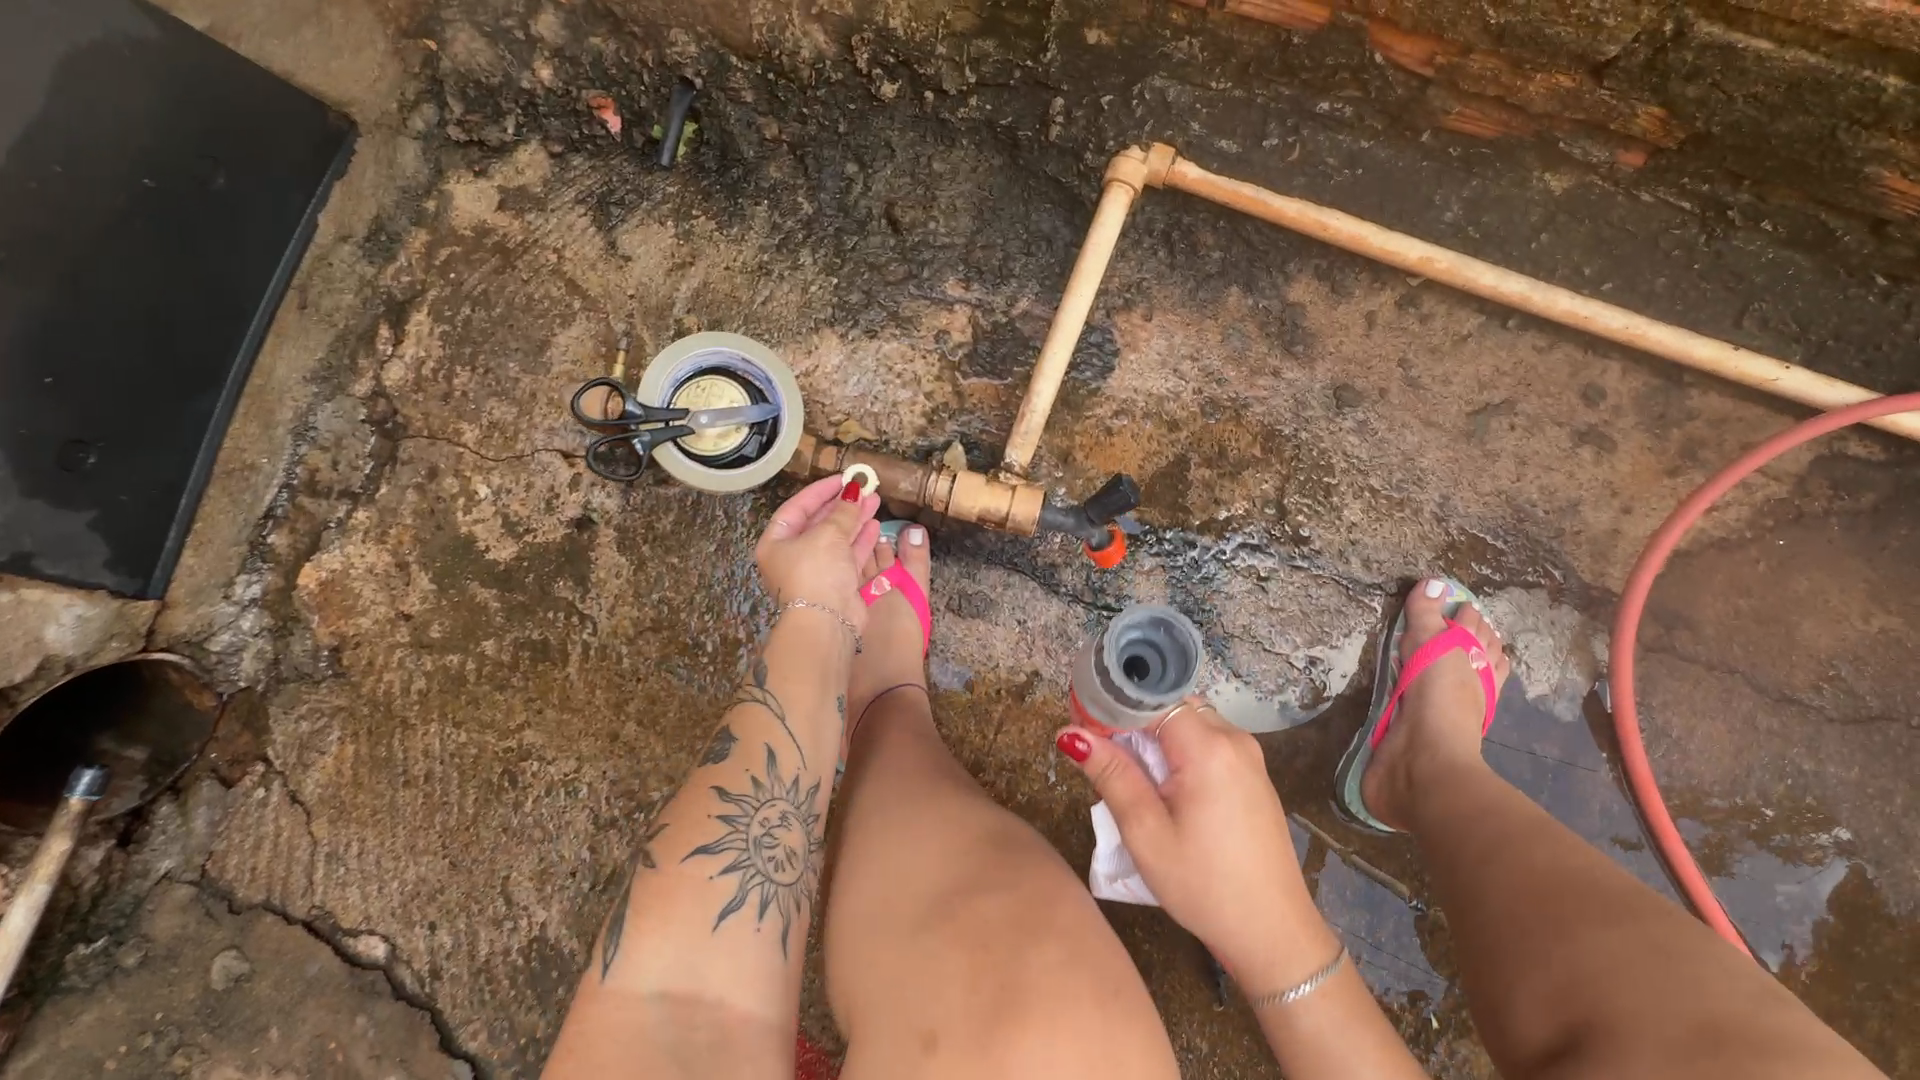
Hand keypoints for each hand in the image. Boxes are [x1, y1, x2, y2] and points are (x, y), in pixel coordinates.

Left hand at [756, 475, 882, 630]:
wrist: (826, 622)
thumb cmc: (816, 572)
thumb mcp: (828, 534)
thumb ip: (843, 510)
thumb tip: (855, 490)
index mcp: (776, 542)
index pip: (797, 507)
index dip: (820, 491)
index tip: (843, 478)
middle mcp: (792, 556)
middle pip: (818, 523)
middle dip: (842, 505)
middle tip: (864, 488)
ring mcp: (815, 572)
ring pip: (836, 539)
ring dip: (855, 520)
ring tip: (875, 501)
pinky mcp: (835, 584)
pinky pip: (848, 556)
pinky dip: (860, 541)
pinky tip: (874, 525)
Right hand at [1056, 701, 1338, 989]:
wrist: (1273, 932)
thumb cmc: (1203, 885)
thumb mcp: (1146, 833)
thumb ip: (1111, 774)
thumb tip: (1070, 734)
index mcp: (1208, 748)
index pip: (1151, 699)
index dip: (1112, 705)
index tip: (1081, 725)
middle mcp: (1234, 740)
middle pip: (1171, 707)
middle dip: (1131, 720)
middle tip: (1097, 752)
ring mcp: (1249, 758)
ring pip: (1189, 724)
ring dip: (1155, 738)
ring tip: (1126, 772)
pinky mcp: (1253, 776)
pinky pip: (1208, 744)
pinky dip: (1179, 752)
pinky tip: (1162, 787)